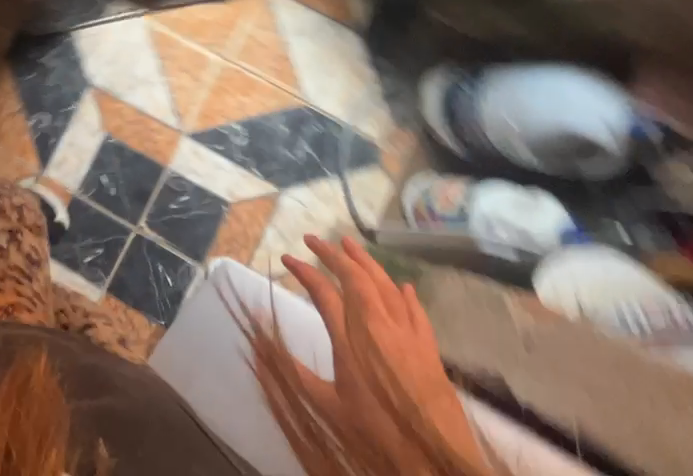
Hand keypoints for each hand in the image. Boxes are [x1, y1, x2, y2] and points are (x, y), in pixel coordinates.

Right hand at [283, 234, 484, 468]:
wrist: (435, 463)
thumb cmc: (375, 434)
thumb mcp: (327, 407)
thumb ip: (295, 372)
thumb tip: (257, 345)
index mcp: (349, 341)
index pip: (323, 291)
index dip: (303, 271)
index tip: (288, 258)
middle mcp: (378, 329)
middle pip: (355, 278)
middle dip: (332, 254)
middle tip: (313, 239)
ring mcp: (407, 336)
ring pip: (386, 286)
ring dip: (366, 262)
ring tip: (350, 244)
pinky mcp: (429, 350)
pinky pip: (416, 311)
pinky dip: (406, 294)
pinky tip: (402, 285)